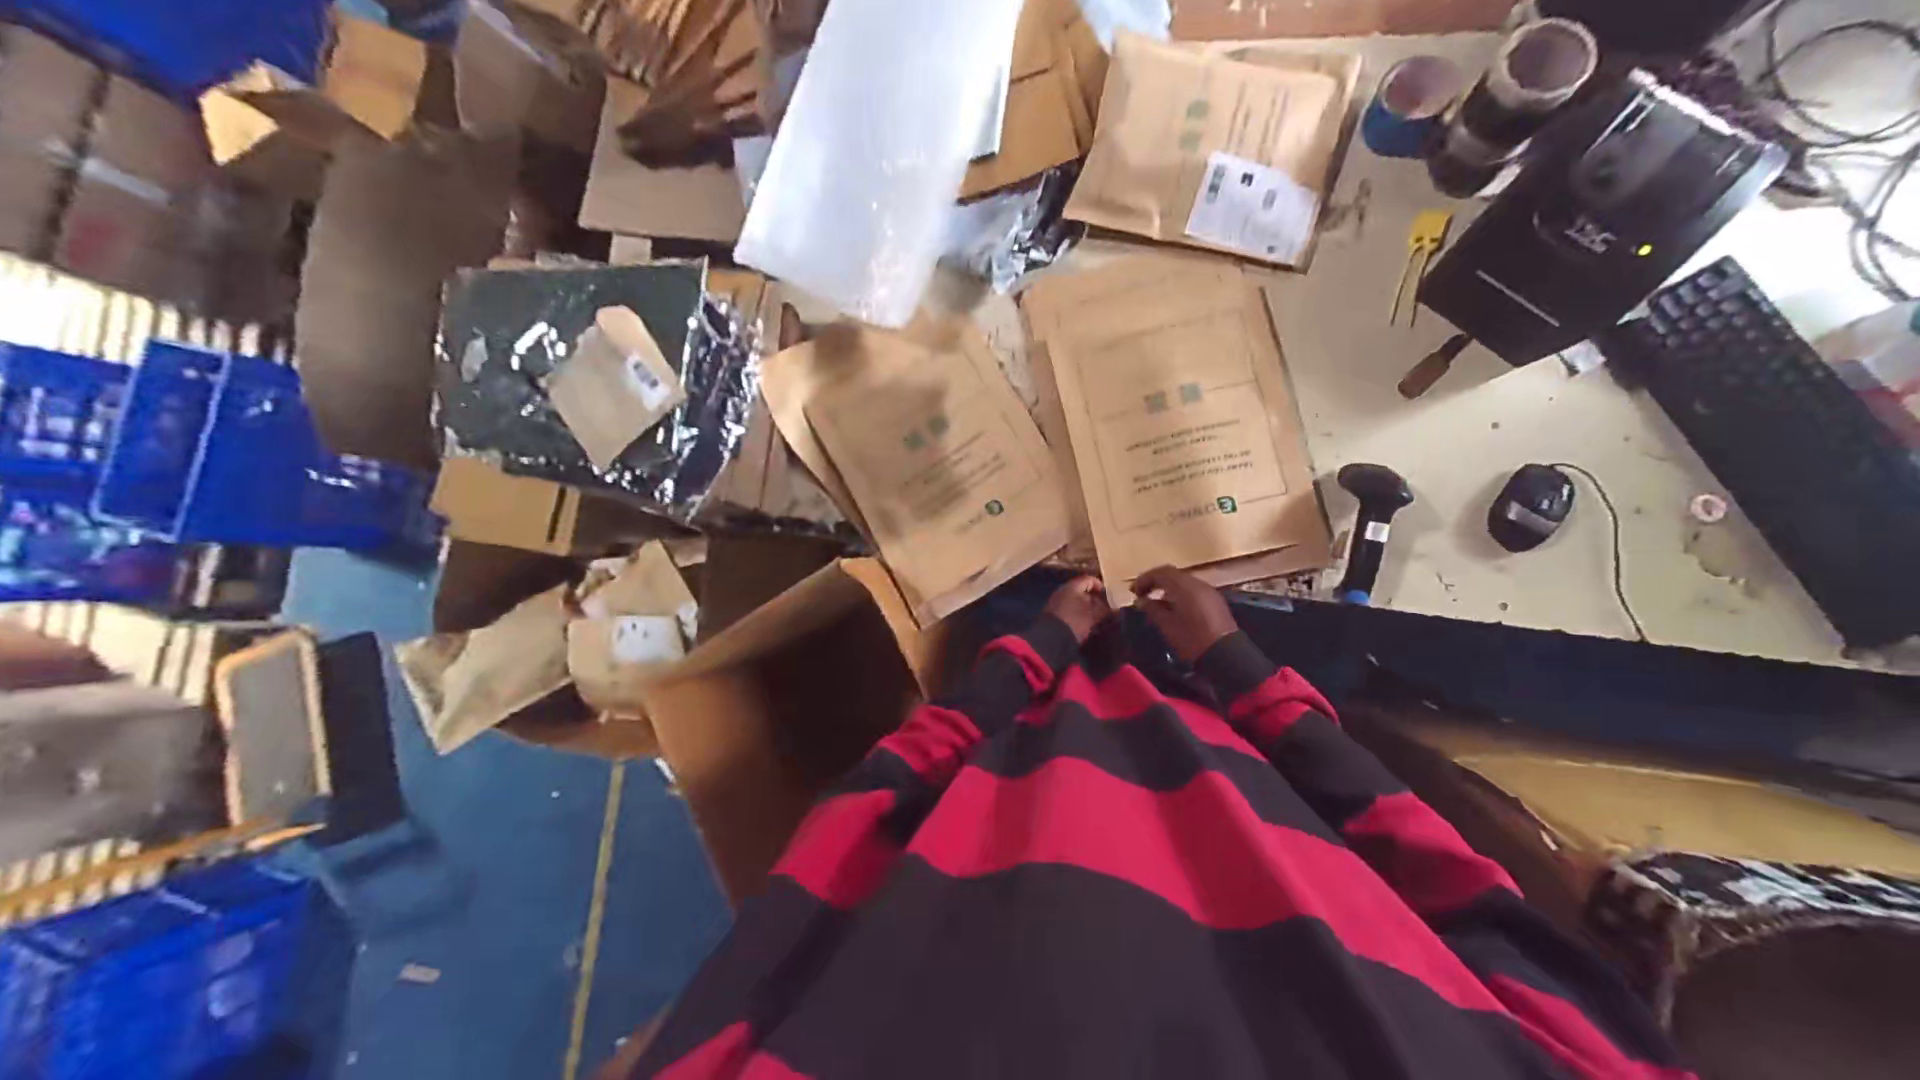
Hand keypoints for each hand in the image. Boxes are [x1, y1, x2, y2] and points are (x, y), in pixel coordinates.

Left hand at [1045, 576, 1112, 643]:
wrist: (1051, 637)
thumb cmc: (1075, 621)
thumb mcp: (1093, 615)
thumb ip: (1104, 609)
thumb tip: (1113, 608)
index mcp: (1072, 586)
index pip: (1089, 580)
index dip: (1100, 586)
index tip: (1109, 596)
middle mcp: (1063, 591)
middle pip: (1082, 591)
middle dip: (1094, 598)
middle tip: (1105, 607)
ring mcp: (1057, 602)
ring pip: (1076, 601)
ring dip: (1087, 607)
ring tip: (1098, 617)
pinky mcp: (1054, 614)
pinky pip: (1070, 609)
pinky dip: (1078, 613)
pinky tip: (1086, 623)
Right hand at [1134, 566, 1237, 662]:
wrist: (1225, 655)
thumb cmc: (1192, 640)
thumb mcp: (1167, 626)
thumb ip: (1152, 609)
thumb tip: (1141, 601)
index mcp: (1185, 587)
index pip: (1161, 572)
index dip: (1145, 579)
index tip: (1133, 591)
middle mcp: (1198, 584)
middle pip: (1173, 574)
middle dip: (1156, 581)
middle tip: (1142, 593)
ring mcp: (1209, 591)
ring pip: (1184, 582)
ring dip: (1168, 587)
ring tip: (1156, 601)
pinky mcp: (1215, 601)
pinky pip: (1193, 590)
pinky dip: (1180, 593)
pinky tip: (1174, 607)